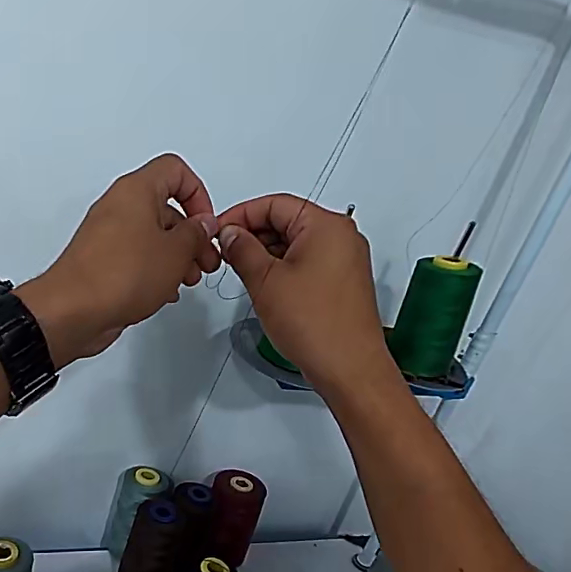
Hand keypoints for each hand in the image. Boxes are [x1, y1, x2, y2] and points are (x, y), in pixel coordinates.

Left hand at [18, 154, 220, 365]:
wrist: (75, 311)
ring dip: (176, 256)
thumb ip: (196, 233)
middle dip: (191, 234)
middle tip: (204, 258)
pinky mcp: (102, 261)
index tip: (206, 223)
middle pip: (166, 207)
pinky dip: (155, 270)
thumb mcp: (176, 252)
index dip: (198, 195)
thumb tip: (203, 225)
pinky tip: (164, 291)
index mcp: (136, 190)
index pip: (175, 171)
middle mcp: (119, 207)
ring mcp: (107, 234)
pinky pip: (136, 257)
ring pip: (152, 236)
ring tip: (187, 279)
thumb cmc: (116, 276)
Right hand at [216, 194, 399, 395]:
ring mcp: (345, 260)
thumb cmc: (320, 328)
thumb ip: (242, 249)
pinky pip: (308, 263)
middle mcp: (341, 238)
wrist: (349, 368)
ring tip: (243, 272)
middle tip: (227, 251)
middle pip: (287, 220)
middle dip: (253, 234)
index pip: (275, 204)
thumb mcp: (265, 281)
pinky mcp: (343, 282)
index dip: (241, 215)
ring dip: (267, 254)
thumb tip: (231, 234)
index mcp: (326, 226)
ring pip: (296, 244)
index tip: (221, 230)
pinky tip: (266, 287)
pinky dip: (284, 269)